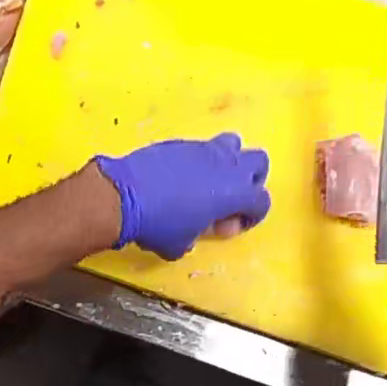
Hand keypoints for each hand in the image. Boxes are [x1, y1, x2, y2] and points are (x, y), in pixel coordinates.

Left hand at [93, 134, 271, 259]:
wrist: (125, 195)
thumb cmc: (160, 226)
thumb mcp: (183, 243)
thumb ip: (205, 232)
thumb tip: (212, 225)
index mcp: (235, 192)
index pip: (261, 201)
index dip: (252, 216)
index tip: (233, 226)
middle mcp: (226, 164)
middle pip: (258, 162)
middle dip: (251, 180)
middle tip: (231, 199)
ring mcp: (204, 149)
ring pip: (233, 145)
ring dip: (228, 163)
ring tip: (209, 184)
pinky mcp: (181, 142)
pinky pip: (202, 148)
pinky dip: (200, 162)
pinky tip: (180, 179)